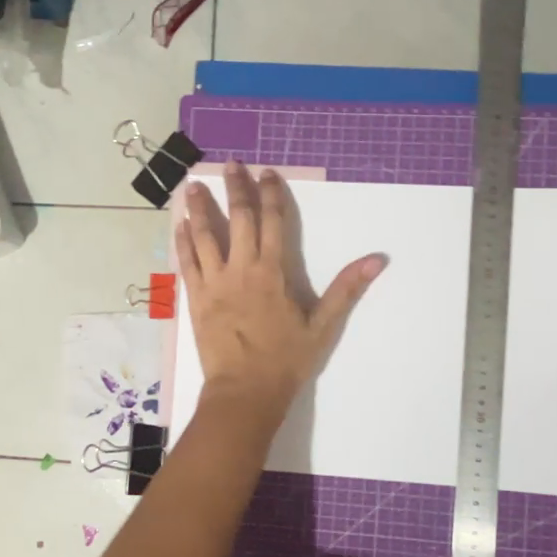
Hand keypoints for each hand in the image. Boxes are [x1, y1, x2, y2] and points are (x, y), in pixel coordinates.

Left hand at [177, 162, 384, 416]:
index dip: (271, 193)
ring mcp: (213, 283)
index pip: (272, 221)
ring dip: (200, 208)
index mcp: (272, 272)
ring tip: (193, 185)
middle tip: (231, 165)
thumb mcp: (323, 326)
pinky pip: (187, 263)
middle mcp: (240, 269)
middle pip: (237, 219)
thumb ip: (346, 289)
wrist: (245, 391)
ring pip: (204, 236)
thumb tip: (377, 259)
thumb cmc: (286, 361)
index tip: (267, 172)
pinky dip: (183, 242)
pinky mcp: (195, 299)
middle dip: (235, 188)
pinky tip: (179, 226)